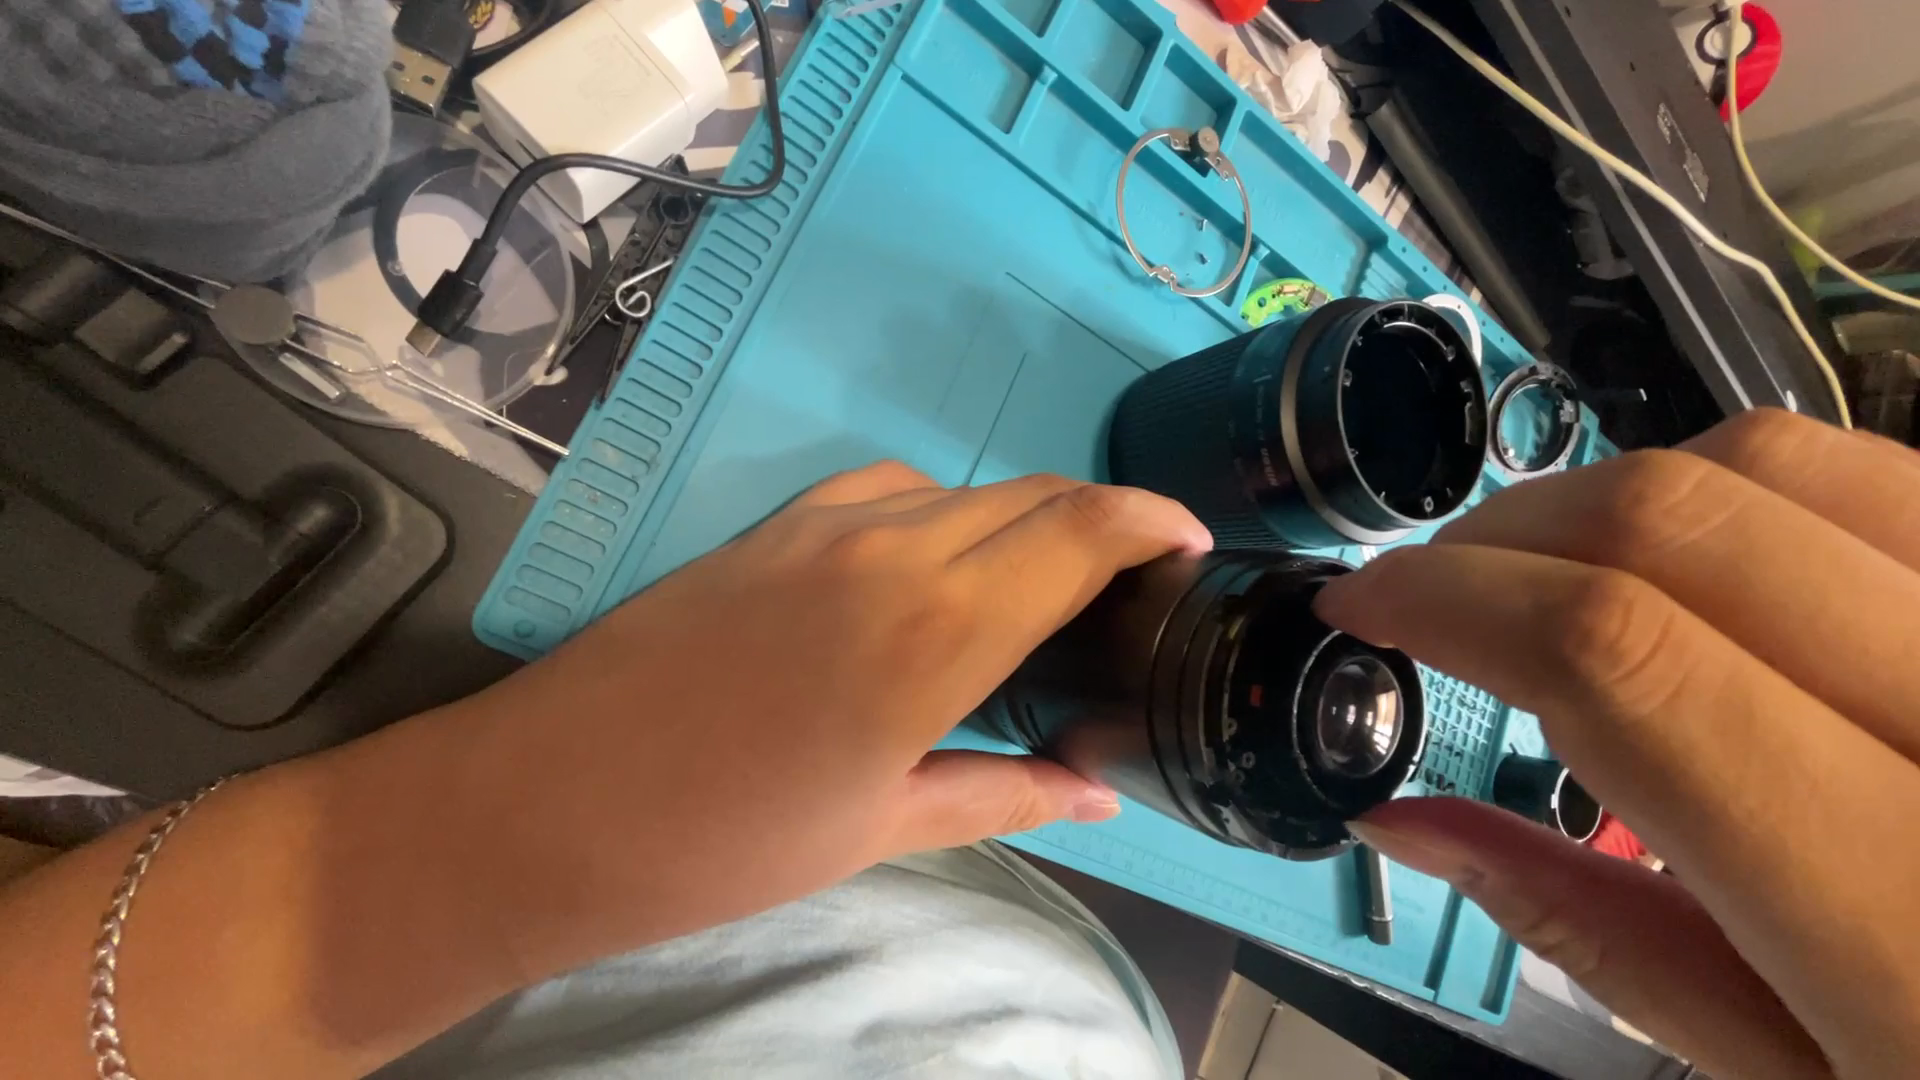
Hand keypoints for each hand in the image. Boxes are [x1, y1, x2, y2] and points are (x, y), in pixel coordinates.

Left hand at [439, 463, 1209, 974]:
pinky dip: (943, 519)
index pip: (1079, 530)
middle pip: (1031, 495)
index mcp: (936, 625)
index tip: (1188, 544)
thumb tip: (1093, 791)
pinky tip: (930, 574)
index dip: (1149, 522)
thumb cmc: (727, 838)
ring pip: (965, 491)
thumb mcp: (882, 827)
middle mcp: (892, 545)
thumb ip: (1003, 793)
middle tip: (1122, 581)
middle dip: (1095, 523)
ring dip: (1018, 522)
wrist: (546, 799)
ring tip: (1030, 588)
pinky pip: (894, 493)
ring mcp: (825, 521)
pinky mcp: (776, 522)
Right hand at [1315, 410, 1919, 1079]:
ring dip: (1586, 500)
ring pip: (1763, 463)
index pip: (1611, 655)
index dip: (1446, 596)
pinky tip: (1674, 561)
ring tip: (1533, 567)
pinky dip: (1711, 490)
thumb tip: (1396, 817)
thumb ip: (1582, 927)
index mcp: (1903, 908)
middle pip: (1666, 524)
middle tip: (1428, 590)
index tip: (1358, 603)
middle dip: (1488, 537)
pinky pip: (1855, 466)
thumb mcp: (1785, 1069)